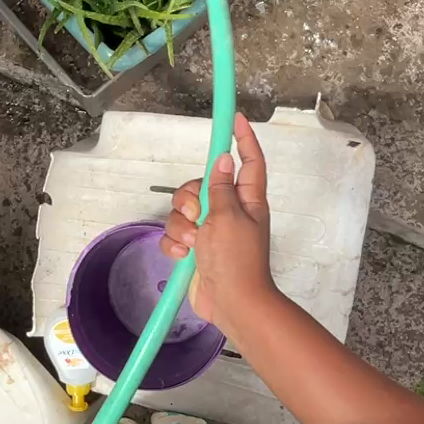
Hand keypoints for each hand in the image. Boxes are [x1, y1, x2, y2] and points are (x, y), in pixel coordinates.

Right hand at [159, 113, 282, 341]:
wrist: (232, 304)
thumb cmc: (237, 259)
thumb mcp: (228, 217)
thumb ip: (220, 188)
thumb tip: (223, 159)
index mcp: (247, 200)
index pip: (248, 161)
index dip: (243, 139)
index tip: (235, 118)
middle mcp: (228, 212)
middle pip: (199, 186)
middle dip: (189, 197)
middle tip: (196, 214)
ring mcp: (210, 232)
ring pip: (182, 212)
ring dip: (181, 226)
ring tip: (193, 244)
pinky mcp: (194, 251)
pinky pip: (174, 236)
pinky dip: (174, 245)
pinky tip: (182, 256)